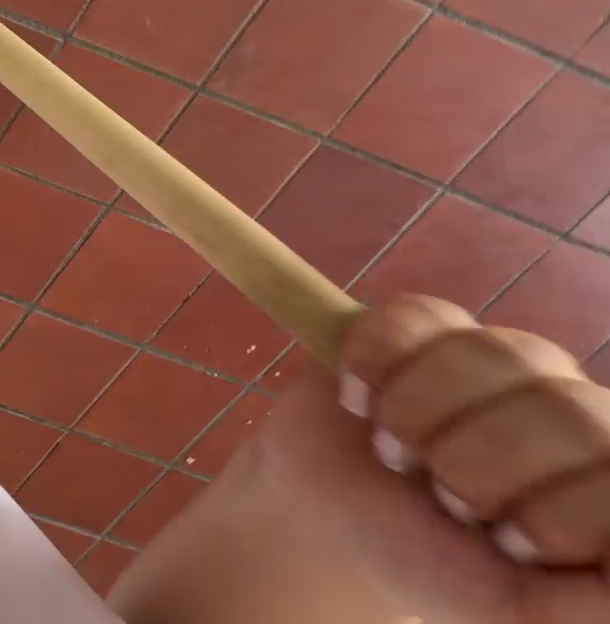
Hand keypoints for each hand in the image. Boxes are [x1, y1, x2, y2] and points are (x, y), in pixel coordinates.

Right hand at [254, 295, 609, 622]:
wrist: (328, 519)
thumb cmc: (435, 569)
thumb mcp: (528, 615)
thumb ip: (602, 603)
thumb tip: (609, 553)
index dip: (558, 514)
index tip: (506, 545)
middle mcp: (578, 418)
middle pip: (565, 413)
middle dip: (475, 464)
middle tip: (439, 494)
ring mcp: (498, 365)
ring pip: (491, 352)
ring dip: (416, 414)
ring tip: (396, 449)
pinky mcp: (415, 329)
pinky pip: (413, 314)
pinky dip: (372, 361)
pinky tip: (361, 400)